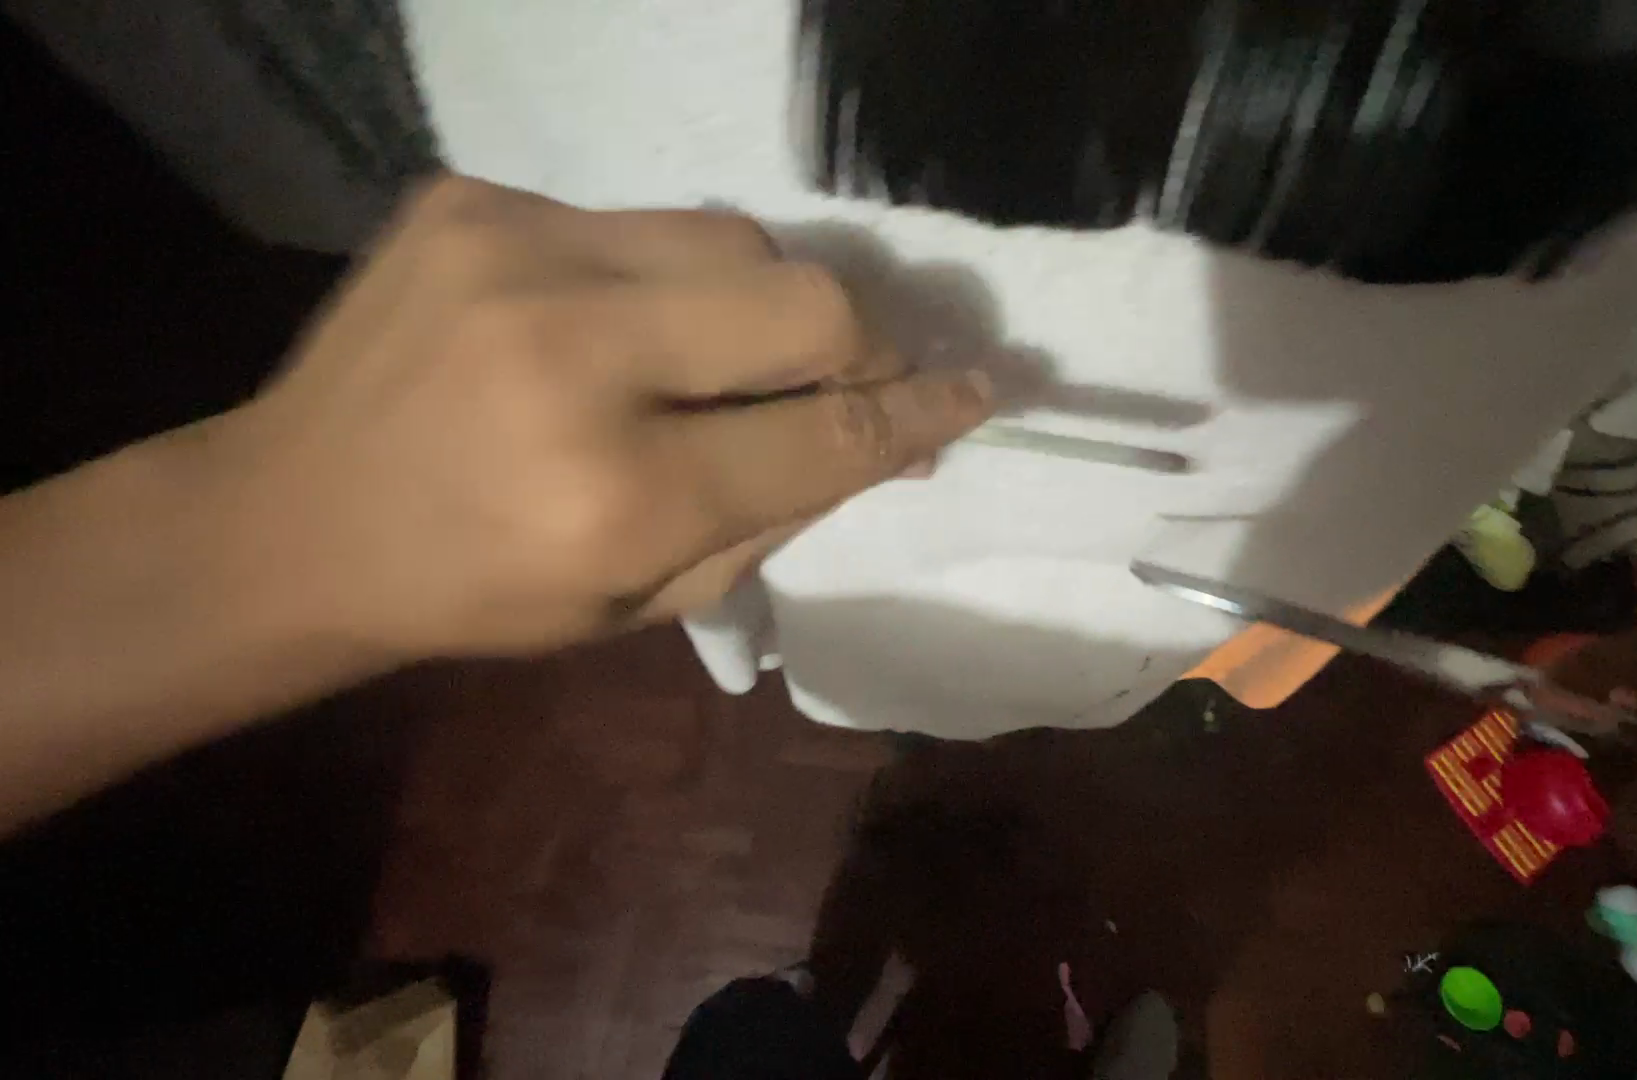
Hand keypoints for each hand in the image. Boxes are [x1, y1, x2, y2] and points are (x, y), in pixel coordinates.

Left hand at [206, 174, 992, 658]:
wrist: (293, 521)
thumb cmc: (495, 591)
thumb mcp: (658, 596)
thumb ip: (787, 511)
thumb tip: (890, 440)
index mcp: (620, 494)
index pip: (830, 433)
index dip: (921, 412)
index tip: (976, 392)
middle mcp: (573, 356)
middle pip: (807, 303)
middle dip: (864, 346)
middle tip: (860, 379)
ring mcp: (515, 254)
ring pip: (741, 239)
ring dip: (775, 305)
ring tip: (743, 357)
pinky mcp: (475, 200)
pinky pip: (651, 225)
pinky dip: (681, 281)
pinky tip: (637, 328)